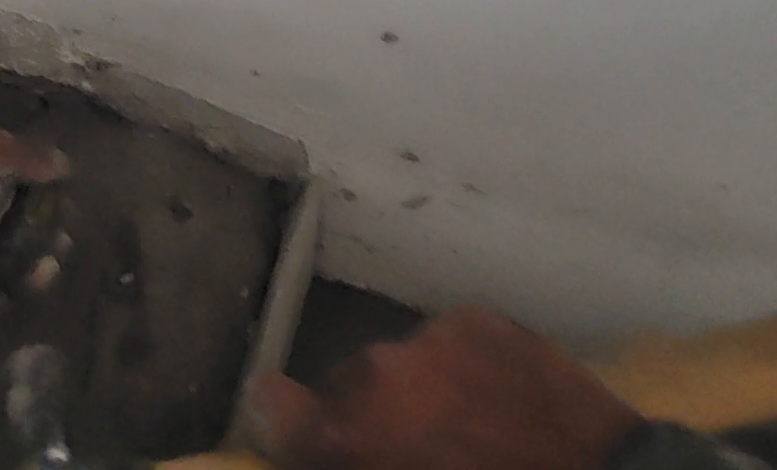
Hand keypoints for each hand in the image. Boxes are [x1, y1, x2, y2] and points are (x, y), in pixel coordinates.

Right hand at [246, 307, 639, 469]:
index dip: (280, 418)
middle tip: (418, 453)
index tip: (298, 432)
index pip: (274, 402)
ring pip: (403, 362)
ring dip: (420, 392)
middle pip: (349, 385)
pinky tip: (503, 404)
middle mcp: (377, 367)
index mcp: (353, 428)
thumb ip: (354, 458)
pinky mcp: (480, 320)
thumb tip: (328, 439)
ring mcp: (431, 336)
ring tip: (472, 430)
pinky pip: (452, 343)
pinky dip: (464, 370)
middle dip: (372, 417)